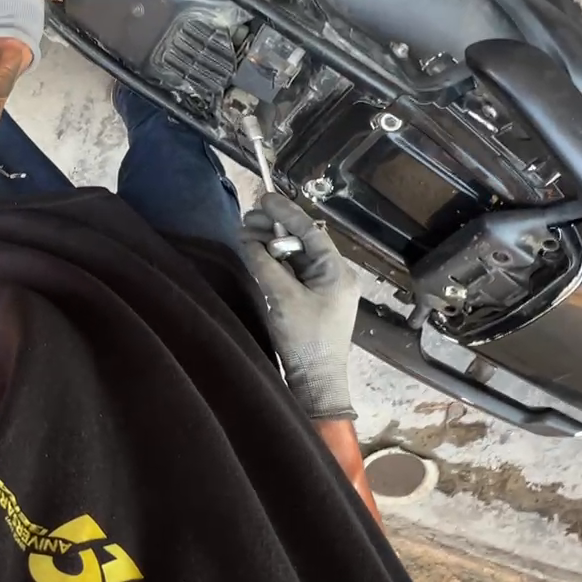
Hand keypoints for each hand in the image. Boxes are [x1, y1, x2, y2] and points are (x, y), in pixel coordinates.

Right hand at [240, 193, 360, 418]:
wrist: (316, 383)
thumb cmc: (305, 340)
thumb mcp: (282, 299)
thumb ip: (265, 265)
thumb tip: (247, 240)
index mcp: (336, 272)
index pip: (310, 231)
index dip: (285, 213)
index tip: (262, 198)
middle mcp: (334, 275)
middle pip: (302, 242)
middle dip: (274, 229)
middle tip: (245, 220)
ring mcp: (324, 288)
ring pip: (296, 256)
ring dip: (271, 245)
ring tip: (245, 235)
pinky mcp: (312, 300)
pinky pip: (293, 272)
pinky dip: (274, 262)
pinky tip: (256, 255)